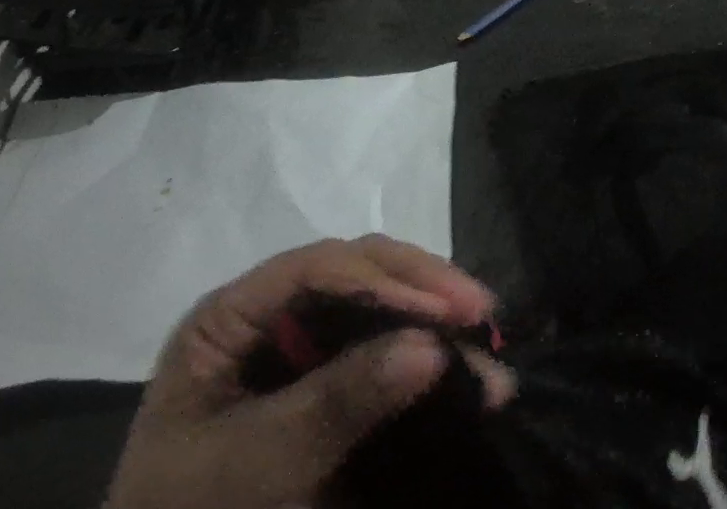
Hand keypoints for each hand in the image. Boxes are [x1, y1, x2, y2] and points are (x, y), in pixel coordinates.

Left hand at [105, 235, 514, 508]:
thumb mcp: (257, 458)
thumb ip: (339, 400)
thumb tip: (432, 345)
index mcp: (235, 316)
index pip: (318, 269)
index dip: (387, 278)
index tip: (447, 309)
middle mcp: (277, 318)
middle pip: (362, 274)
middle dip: (425, 289)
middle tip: (482, 313)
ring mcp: (312, 351)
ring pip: (388, 309)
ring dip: (441, 324)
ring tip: (490, 350)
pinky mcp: (341, 386)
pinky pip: (396, 356)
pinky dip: (437, 363)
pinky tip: (475, 376)